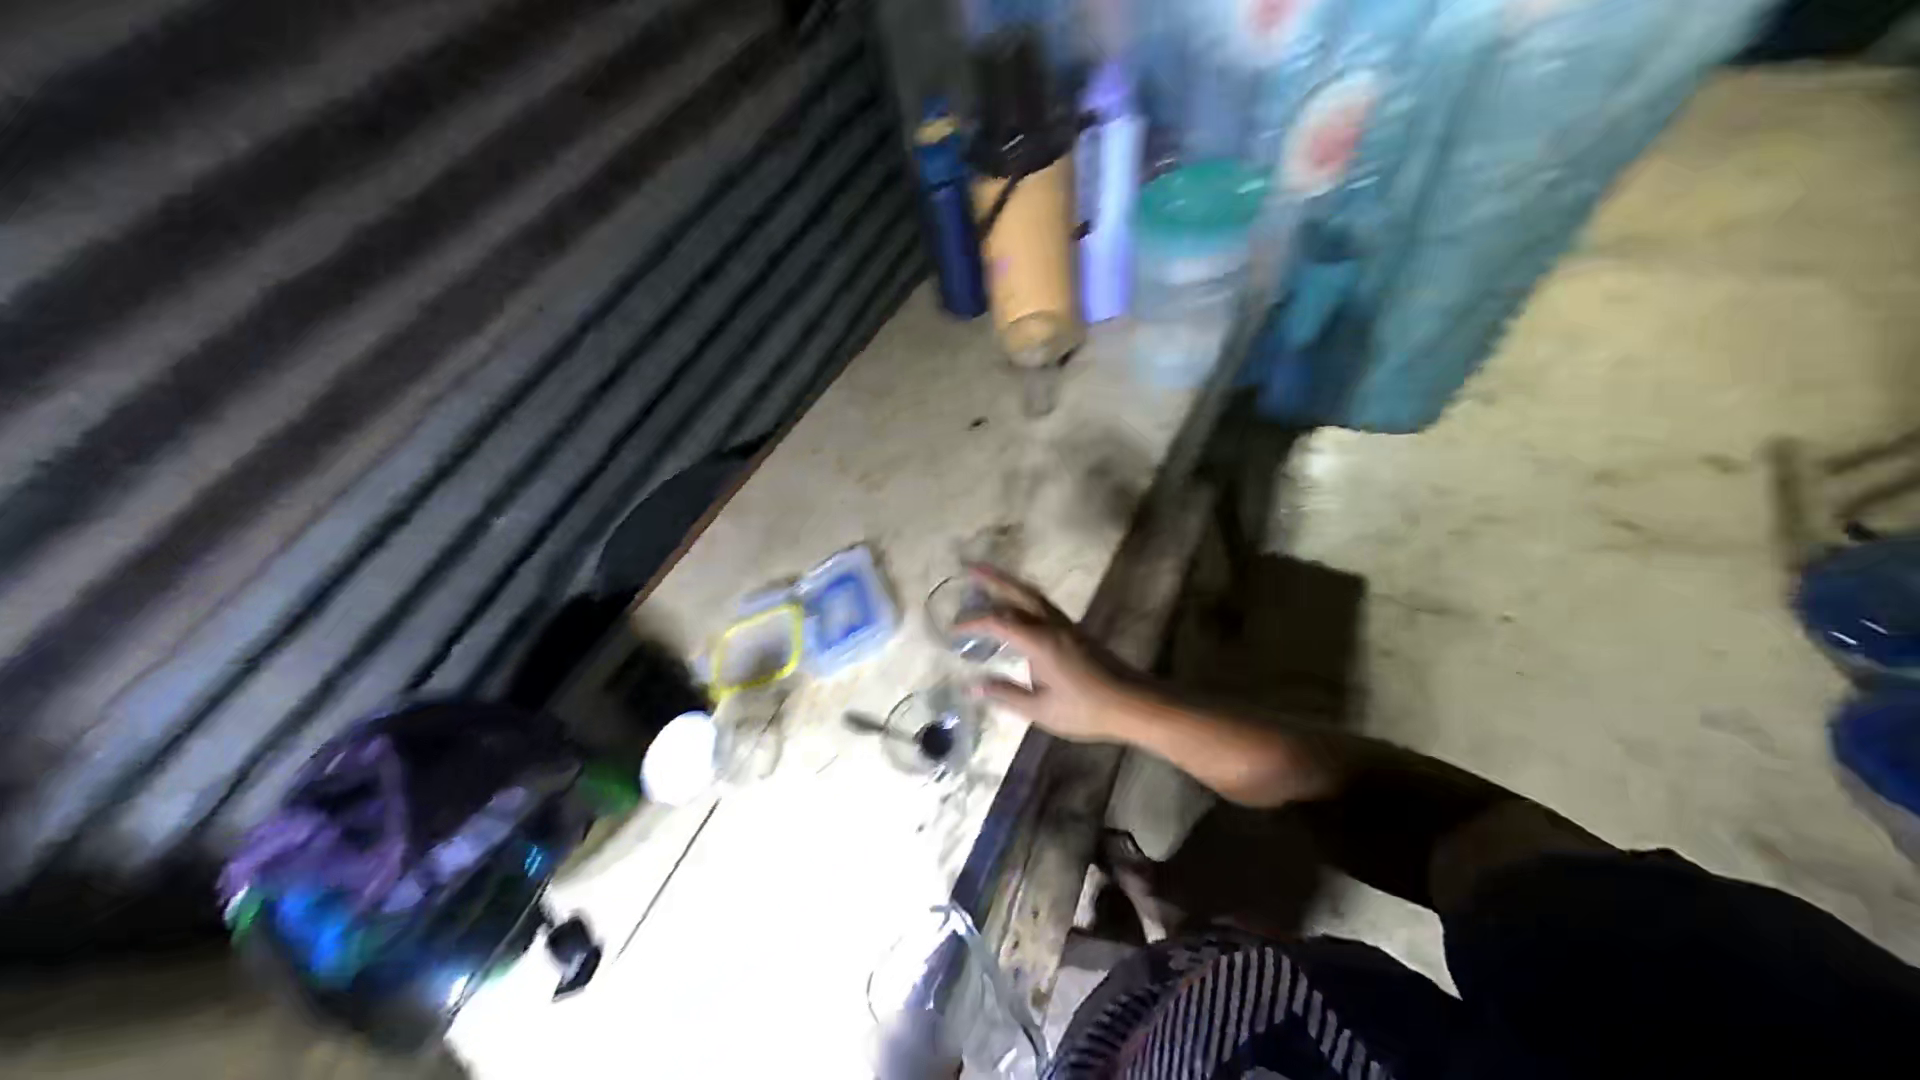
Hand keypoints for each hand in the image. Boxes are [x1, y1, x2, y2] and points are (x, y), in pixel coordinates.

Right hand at [956, 564, 1143, 742]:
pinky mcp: (1075, 632)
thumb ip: (1006, 694)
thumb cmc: (1086, 709)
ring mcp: (1066, 626)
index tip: (953, 629)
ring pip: (1033, 595)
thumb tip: (973, 686)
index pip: (999, 622)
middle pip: (1019, 593)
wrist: (1133, 704)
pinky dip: (1024, 598)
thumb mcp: (1041, 710)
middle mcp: (1052, 625)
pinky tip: (1018, 608)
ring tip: (989, 580)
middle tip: (970, 568)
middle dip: (993, 579)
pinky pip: (1043, 605)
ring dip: (1010, 584)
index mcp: (1040, 642)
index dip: (973, 622)